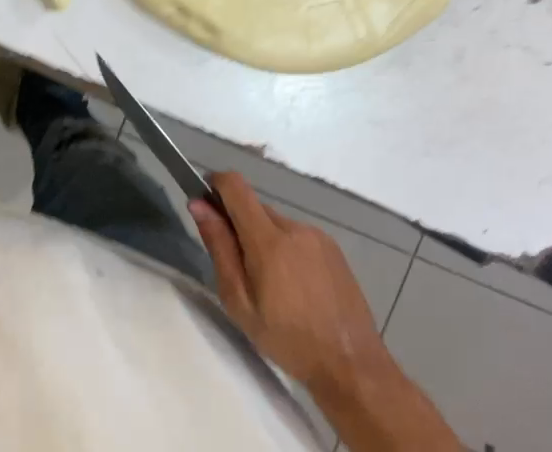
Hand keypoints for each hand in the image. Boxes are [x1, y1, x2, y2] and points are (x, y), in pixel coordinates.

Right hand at [191, 172, 389, 395]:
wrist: (353, 366)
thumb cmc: (287, 338)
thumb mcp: (238, 299)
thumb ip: (219, 247)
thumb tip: (199, 205)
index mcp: (268, 240)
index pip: (235, 186)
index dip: (214, 184)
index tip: (204, 204)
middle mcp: (295, 228)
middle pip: (254, 207)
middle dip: (238, 226)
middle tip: (238, 267)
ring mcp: (319, 238)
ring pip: (275, 223)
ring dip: (263, 239)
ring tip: (269, 284)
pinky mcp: (334, 251)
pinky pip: (297, 236)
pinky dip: (285, 249)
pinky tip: (294, 286)